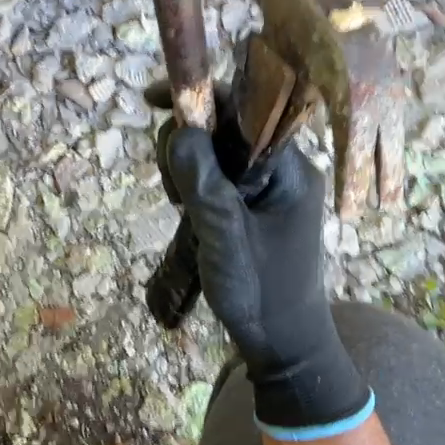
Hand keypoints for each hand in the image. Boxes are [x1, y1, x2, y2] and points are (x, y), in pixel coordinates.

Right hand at [156, 106, 371, 433]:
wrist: (285, 346)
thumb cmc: (263, 293)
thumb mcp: (227, 238)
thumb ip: (204, 184)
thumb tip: (179, 130)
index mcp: (289, 169)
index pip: (245, 110)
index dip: (201, 97)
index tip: (155, 100)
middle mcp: (280, 169)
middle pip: (223, 127)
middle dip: (187, 144)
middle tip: (175, 192)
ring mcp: (266, 187)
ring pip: (213, 151)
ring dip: (185, 168)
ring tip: (182, 210)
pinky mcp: (250, 204)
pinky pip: (214, 175)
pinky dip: (192, 185)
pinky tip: (186, 212)